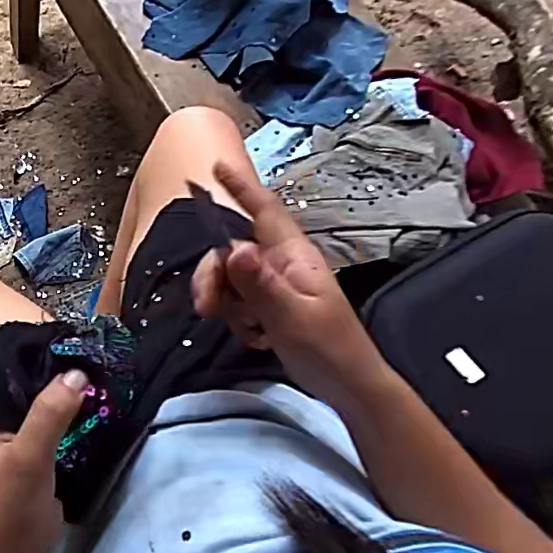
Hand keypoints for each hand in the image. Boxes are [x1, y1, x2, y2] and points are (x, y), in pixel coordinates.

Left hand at [0, 369, 88, 552]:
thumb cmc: (8, 513)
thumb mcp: (27, 460)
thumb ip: (49, 414)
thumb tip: (77, 371)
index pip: (8, 365)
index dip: (42, 351)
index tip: (82, 341)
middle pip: (29, 381)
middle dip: (61, 371)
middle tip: (102, 356)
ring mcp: (14, 434)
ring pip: (44, 401)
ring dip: (70, 392)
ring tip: (105, 373)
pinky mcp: (34, 450)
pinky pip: (54, 421)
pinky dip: (73, 413)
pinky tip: (97, 403)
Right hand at [191, 160, 386, 402]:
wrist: (345, 384)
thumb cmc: (329, 348)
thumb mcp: (292, 316)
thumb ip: (261, 284)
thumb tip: (232, 248)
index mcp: (293, 255)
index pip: (264, 210)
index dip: (241, 188)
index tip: (217, 169)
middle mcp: (280, 264)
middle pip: (230, 252)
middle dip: (213, 277)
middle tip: (206, 308)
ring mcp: (274, 286)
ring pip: (229, 280)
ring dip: (229, 306)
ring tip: (252, 330)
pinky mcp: (268, 307)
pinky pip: (236, 304)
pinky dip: (239, 321)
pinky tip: (258, 337)